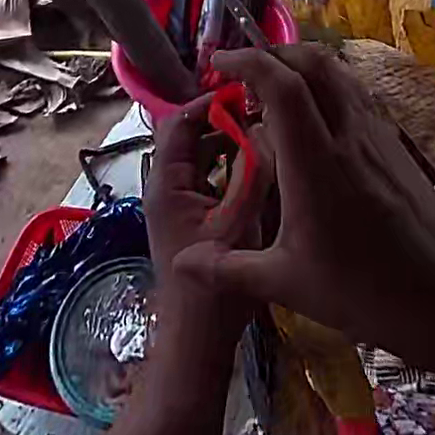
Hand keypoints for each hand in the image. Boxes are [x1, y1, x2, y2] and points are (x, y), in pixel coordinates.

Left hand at [144, 93, 268, 346]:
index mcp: (167, 183)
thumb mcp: (240, 223)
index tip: (245, 92)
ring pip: (202, 156)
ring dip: (229, 142)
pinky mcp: (191, 216)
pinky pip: (209, 176)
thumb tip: (268, 128)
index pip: (179, 123)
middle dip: (223, 120)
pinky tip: (259, 165)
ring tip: (265, 131)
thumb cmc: (215, 287)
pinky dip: (230, 165)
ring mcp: (178, 202)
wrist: (198, 343)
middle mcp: (166, 186)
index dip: (209, 102)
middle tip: (261, 109)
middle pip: (190, 136)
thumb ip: (254, 172)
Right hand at [175, 45, 434, 359]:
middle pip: (311, 60)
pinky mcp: (391, 138)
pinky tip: (314, 114)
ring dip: (299, 62)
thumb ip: (229, 269)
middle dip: (270, 53)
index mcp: (315, 158)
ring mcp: (374, 130)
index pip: (281, 83)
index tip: (217, 64)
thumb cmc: (367, 289)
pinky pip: (353, 89)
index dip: (246, 61)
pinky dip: (325, 81)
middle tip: (242, 73)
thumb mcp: (289, 284)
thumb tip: (181, 264)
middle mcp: (346, 130)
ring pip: (336, 70)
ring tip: (273, 86)